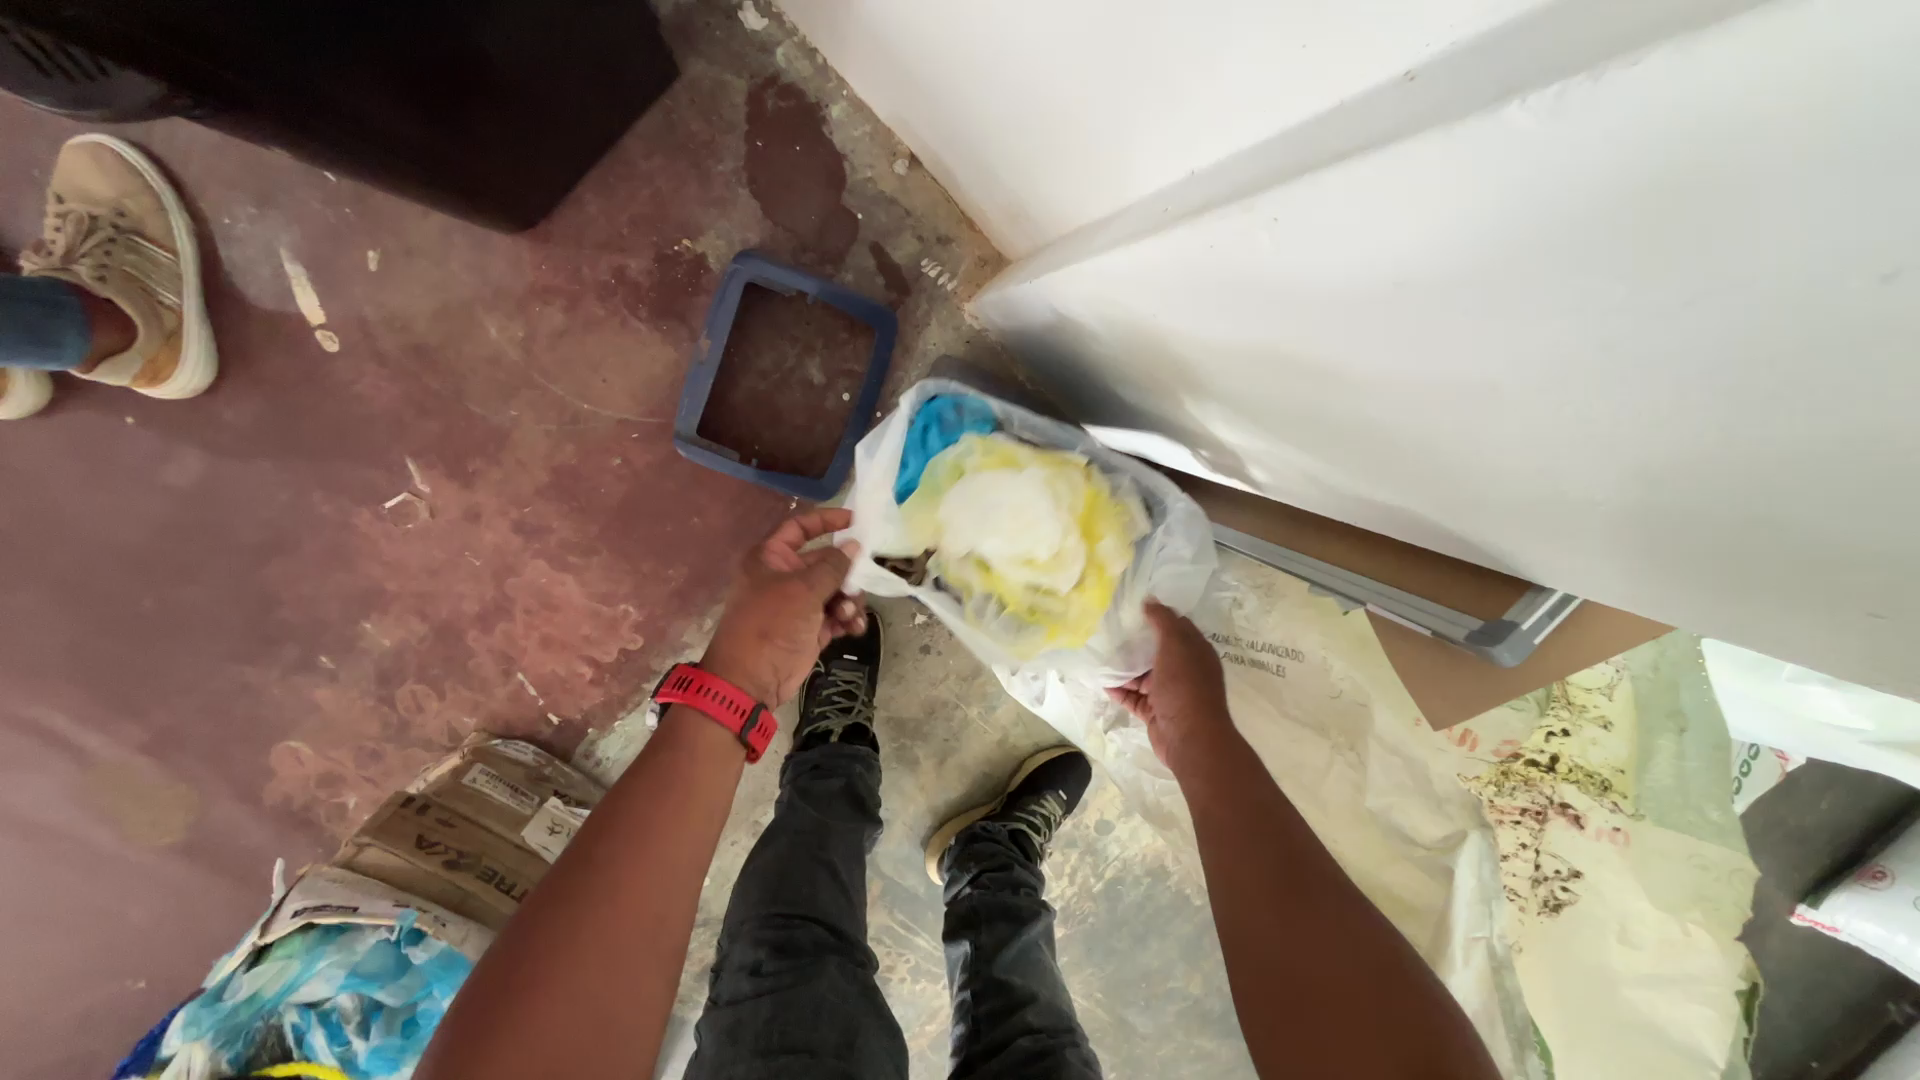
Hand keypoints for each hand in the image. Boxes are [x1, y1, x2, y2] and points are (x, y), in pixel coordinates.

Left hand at [701, 508, 866, 706]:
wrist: (752, 679)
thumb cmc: (770, 624)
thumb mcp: (803, 590)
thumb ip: (832, 566)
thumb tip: (854, 546)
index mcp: (772, 559)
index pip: (800, 528)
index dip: (826, 521)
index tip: (856, 521)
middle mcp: (786, 577)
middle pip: (825, 562)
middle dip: (847, 572)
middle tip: (863, 580)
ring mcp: (799, 604)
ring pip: (836, 590)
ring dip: (849, 599)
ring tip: (848, 613)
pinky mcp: (811, 629)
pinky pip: (837, 615)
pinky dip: (848, 619)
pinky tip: (854, 628)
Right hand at [1106, 600, 1236, 772]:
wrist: (1190, 737)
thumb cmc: (1185, 686)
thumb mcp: (1176, 645)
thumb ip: (1163, 621)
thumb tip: (1150, 600)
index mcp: (1195, 652)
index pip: (1178, 628)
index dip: (1159, 617)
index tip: (1135, 609)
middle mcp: (1185, 671)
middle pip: (1158, 652)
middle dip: (1137, 643)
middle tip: (1112, 631)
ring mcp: (1169, 693)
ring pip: (1143, 676)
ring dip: (1124, 668)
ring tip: (1102, 656)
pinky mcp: (1155, 712)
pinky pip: (1134, 697)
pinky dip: (1120, 690)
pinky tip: (1103, 682)